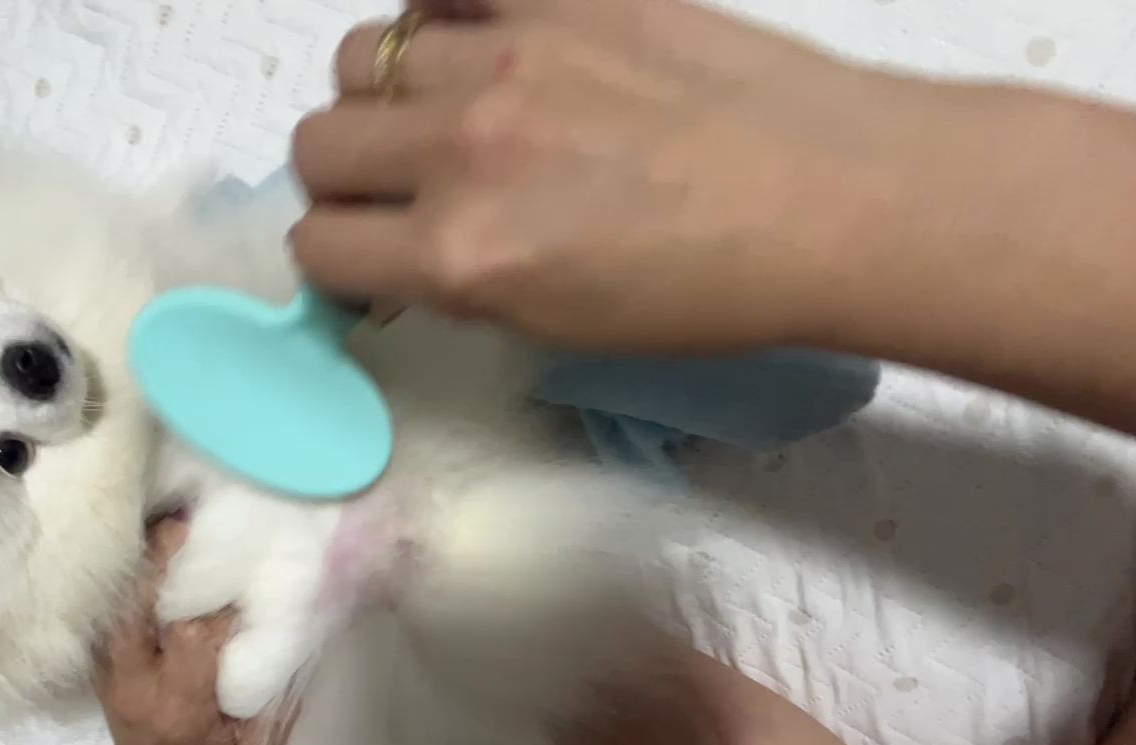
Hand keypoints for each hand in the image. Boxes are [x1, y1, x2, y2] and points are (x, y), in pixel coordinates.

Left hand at [94, 517, 294, 744]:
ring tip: (165, 521)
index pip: (192, 642)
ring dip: (141, 563)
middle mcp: (136, 685)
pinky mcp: (100, 658)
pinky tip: (146, 543)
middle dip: (162, 568)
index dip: (217, 611)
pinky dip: (128, 577)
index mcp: (179, 709)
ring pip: (117, 605)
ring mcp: (109, 670)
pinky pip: (109, 609)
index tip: (240, 591)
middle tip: (183, 523)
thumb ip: (278, 702)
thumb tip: (298, 637)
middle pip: (139, 613)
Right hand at [290, 0, 956, 351]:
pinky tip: (475, 47)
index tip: (366, 259)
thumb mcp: (540, 323)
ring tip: (438, 116)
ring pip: (357, 57)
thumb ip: (444, 281)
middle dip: (340, 179)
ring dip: (377, 98)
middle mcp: (460, 149)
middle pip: (314, 144)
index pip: (316, 246)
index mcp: (458, 256)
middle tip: (396, 191)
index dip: (332, 260)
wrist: (821, 201)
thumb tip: (391, 249)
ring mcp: (506, 54)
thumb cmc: (684, 293)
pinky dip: (436, 17)